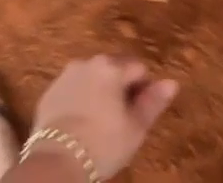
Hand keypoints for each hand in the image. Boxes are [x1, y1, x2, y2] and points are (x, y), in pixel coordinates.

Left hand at [30, 55, 179, 178]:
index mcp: (111, 67)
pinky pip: (73, 90)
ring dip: (100, 92)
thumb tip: (171, 82)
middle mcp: (87, 62)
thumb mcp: (135, 127)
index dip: (144, 90)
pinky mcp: (50, 91)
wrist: (58, 159)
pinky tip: (81, 124)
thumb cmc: (104, 143)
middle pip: (113, 70)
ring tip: (100, 123)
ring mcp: (65, 75)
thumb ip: (154, 101)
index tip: (139, 114)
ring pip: (92, 79)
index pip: (139, 69)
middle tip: (121, 120)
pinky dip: (80, 100)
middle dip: (120, 89)